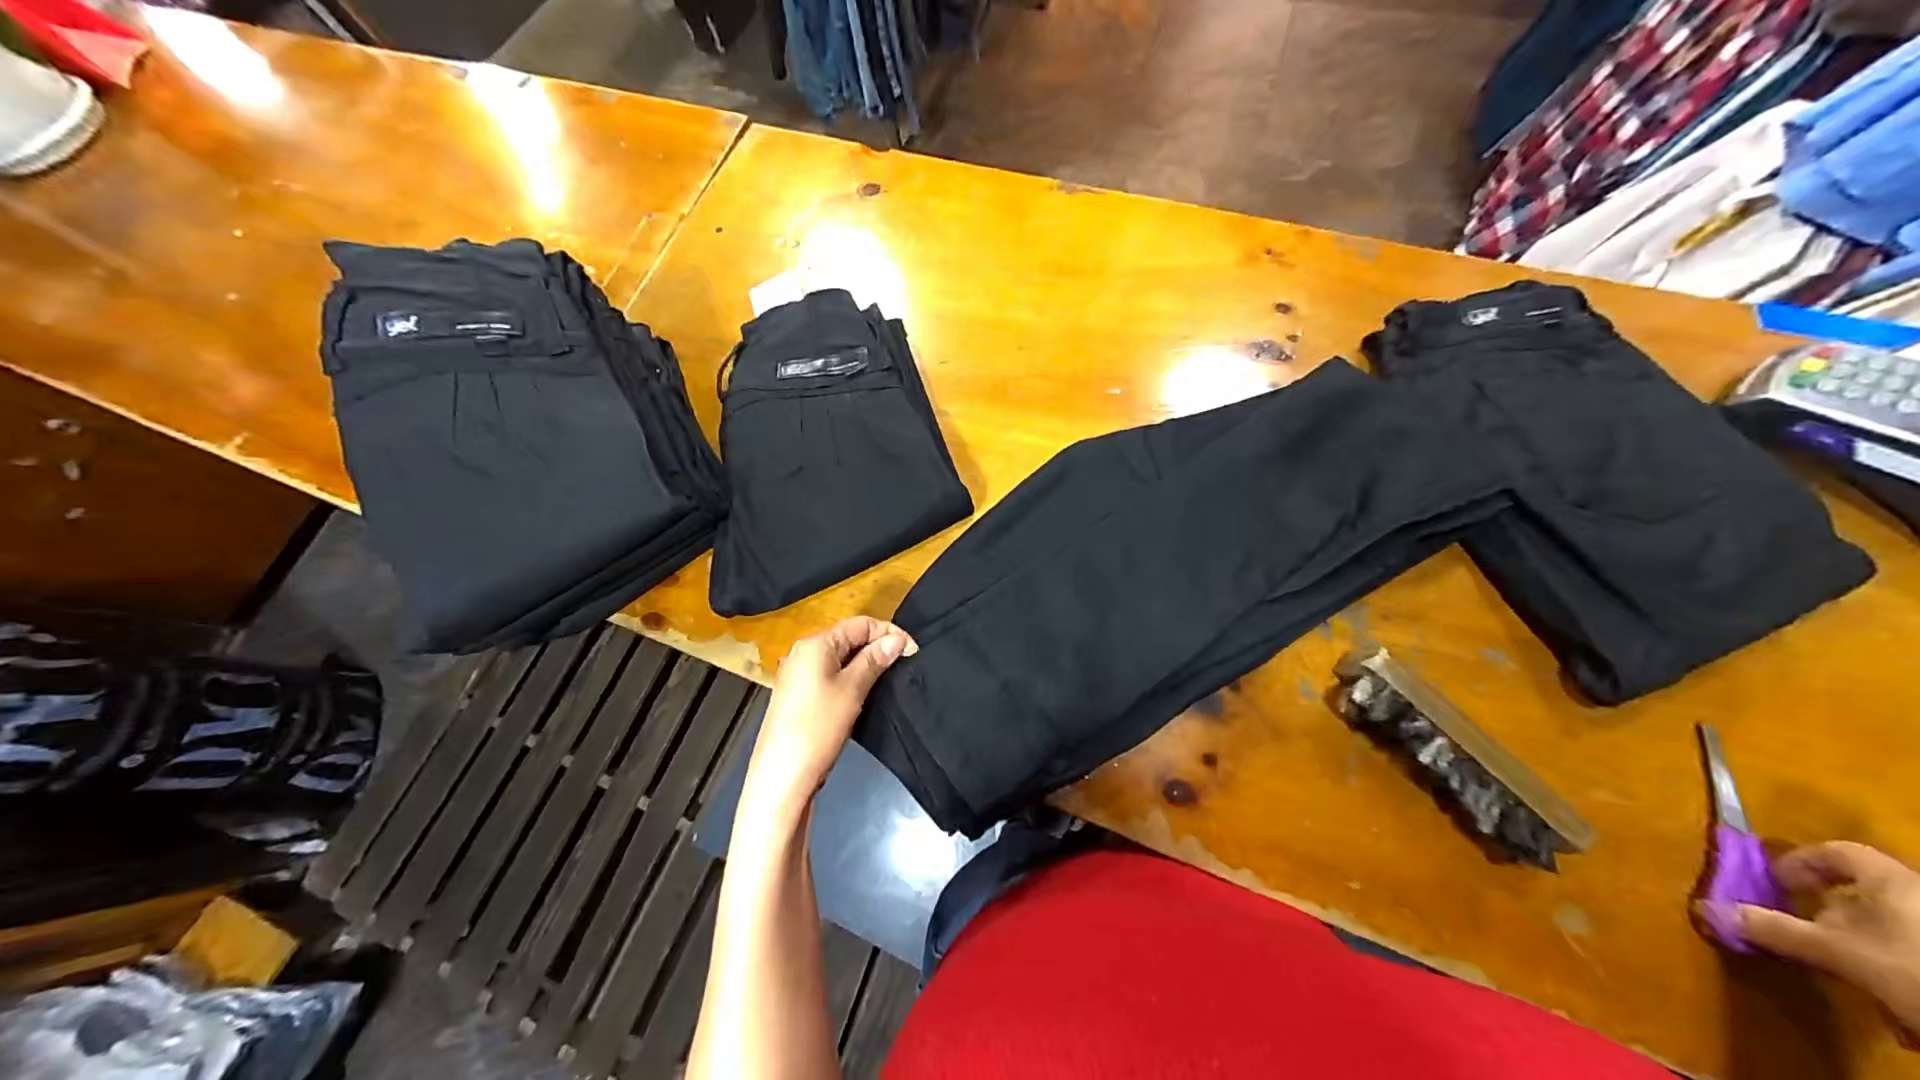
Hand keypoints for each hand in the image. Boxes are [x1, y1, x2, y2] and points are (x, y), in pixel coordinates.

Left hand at [737, 617, 916, 827]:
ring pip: (841, 659)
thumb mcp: (852, 690)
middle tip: (905, 665)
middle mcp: (803, 653)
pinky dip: (851, 680)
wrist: (782, 776)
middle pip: (849, 638)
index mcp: (814, 644)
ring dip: (866, 665)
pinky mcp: (799, 697)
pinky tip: (865, 695)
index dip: (888, 632)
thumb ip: (874, 660)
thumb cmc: (817, 727)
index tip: (913, 651)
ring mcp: (798, 676)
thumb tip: (896, 639)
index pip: (860, 623)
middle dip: (878, 647)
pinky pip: (831, 676)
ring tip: (890, 679)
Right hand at [1721, 841, 1919, 1042]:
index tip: (1776, 882)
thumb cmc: (1912, 966)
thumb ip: (1776, 929)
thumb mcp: (1838, 951)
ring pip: (1888, 916)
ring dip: (1858, 933)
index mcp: (1889, 878)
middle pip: (1862, 886)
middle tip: (1803, 926)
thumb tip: (1706, 908)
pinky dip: (1889, 953)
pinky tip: (1885, 982)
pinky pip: (1908, 940)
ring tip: (1840, 959)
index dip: (1799, 861)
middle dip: (1828, 905)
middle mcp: (1917, 891)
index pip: (1836, 851)